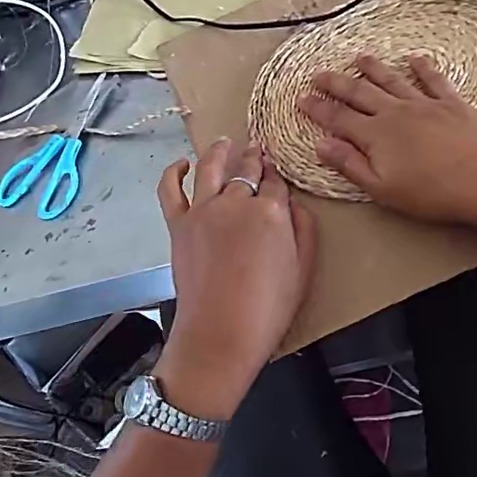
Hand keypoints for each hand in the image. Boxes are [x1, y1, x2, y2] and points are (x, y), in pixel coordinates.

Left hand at [155, 138, 315, 419]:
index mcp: (271, 211)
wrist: (221, 334)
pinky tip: (182, 164)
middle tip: (258, 151)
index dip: (278, 179)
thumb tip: (295, 206)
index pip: (276, 183)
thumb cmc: (268, 308)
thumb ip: (304, 230)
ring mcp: (203, 210)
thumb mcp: (304, 270)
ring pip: (211, 167)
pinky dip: (174, 172)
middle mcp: (236, 201)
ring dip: (220, 150)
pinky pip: (171, 189)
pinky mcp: (179, 225)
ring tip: (225, 142)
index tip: (278, 176)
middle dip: (254, 158)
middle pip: (246, 170)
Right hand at [299, 55, 476, 227]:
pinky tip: (414, 59)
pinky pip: (433, 80)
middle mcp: (397, 113)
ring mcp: (426, 104)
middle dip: (336, 83)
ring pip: (392, 80)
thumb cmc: (433, 192)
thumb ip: (350, 164)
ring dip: (373, 69)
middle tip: (318, 74)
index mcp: (376, 135)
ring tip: (358, 58)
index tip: (302, 99)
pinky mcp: (453, 104)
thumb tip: (321, 145)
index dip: (318, 109)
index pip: (339, 118)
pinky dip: (422, 67)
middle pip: (360, 93)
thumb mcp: (382, 188)